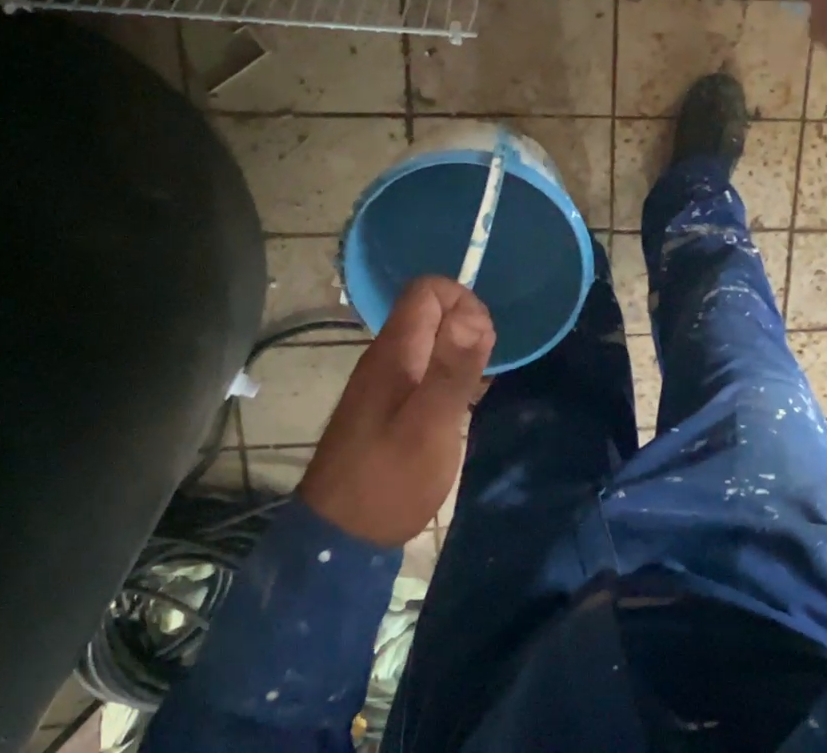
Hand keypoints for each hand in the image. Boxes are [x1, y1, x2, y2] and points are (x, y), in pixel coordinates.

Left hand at [297, 277, 495, 547]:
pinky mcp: (390, 405)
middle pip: (431, 312)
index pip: (427, 290)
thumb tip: (473, 313)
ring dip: (461, 354)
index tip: (484, 342)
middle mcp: (386, 357)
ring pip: (431, 342)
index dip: (463, 302)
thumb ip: (452, 369)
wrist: (342, 536)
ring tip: (478, 392)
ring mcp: (386, 382)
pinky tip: (465, 407)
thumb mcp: (431, 425)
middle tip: (483, 373)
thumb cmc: (390, 480)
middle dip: (467, 327)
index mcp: (394, 352)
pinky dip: (450, 376)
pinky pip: (427, 370)